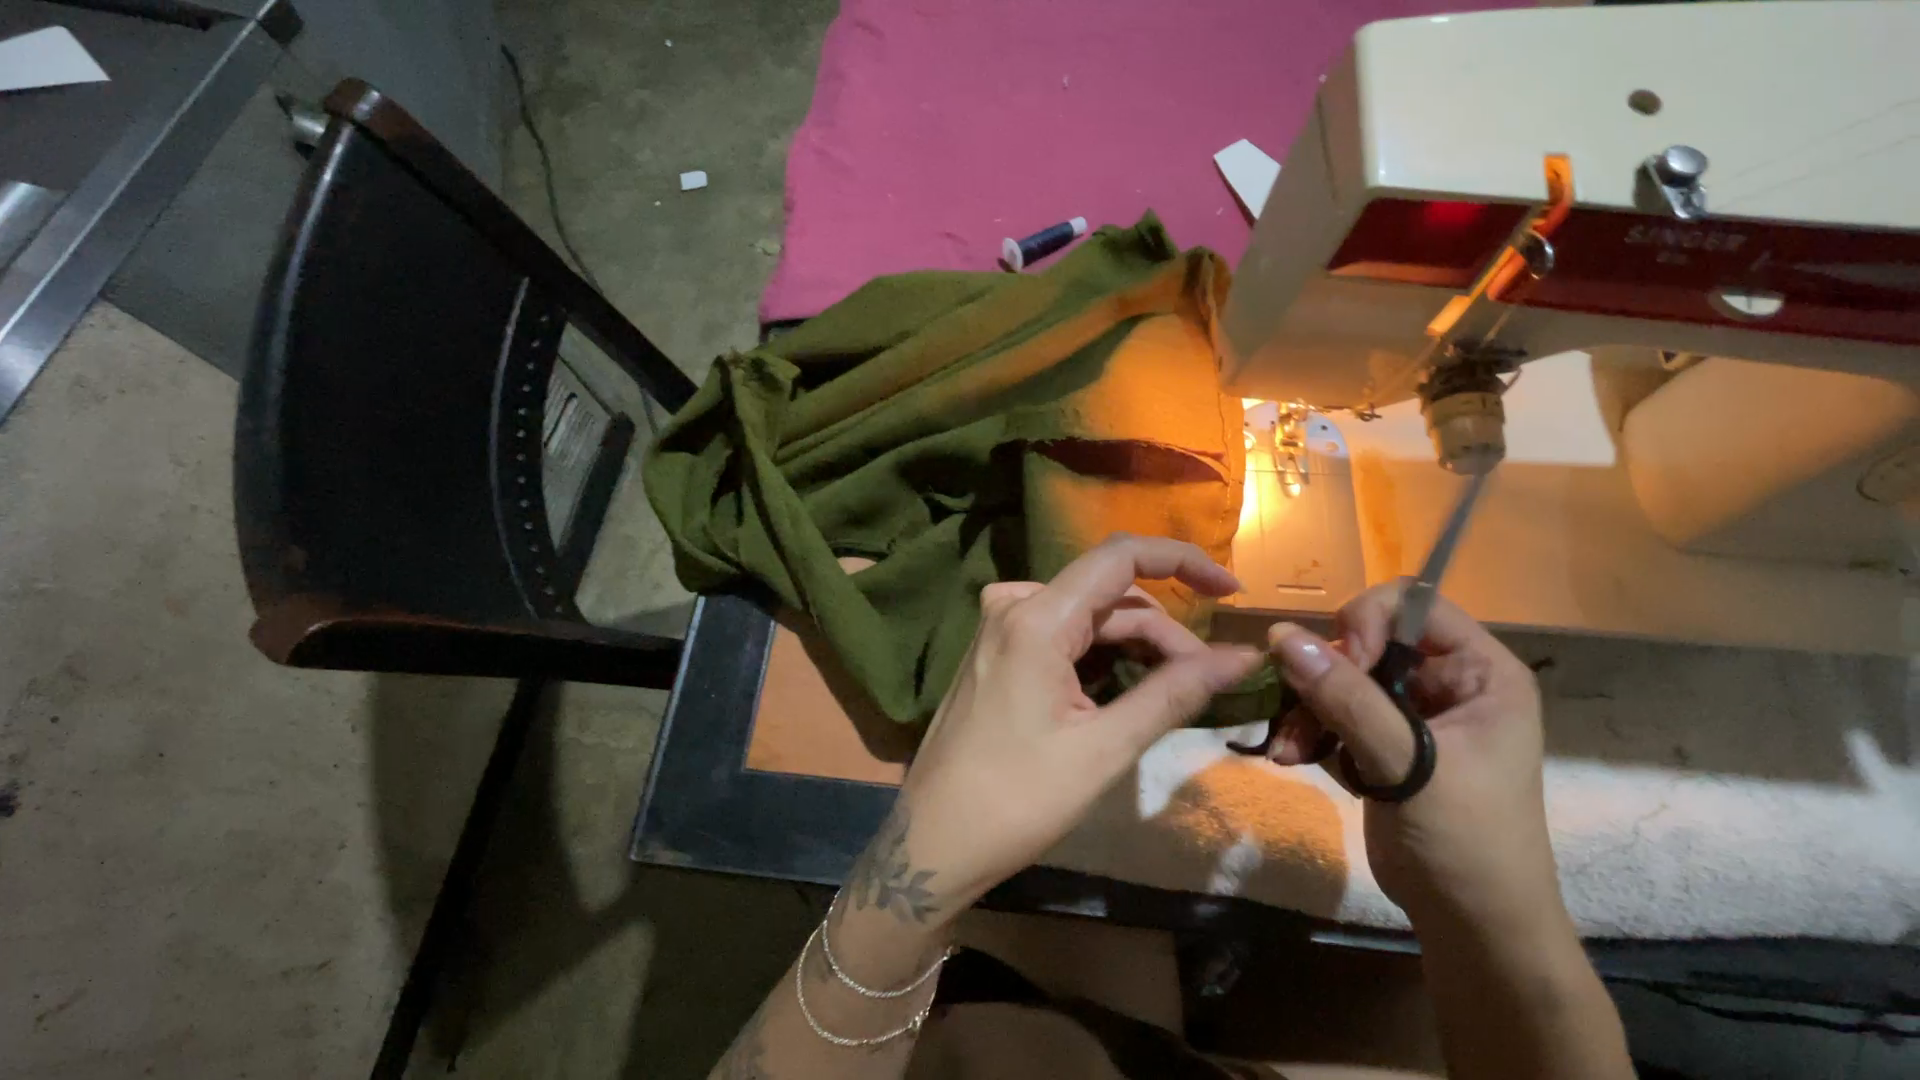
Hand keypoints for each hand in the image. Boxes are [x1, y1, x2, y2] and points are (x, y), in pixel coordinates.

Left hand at [867, 535, 1261, 925]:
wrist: (936, 839)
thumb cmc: (1018, 799)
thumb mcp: (1105, 748)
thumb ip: (1175, 692)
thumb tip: (1244, 655)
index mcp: (1035, 618)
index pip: (1120, 557)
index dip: (1182, 561)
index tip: (1231, 591)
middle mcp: (1013, 606)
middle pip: (1109, 594)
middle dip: (1164, 630)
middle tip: (1206, 681)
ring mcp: (1001, 628)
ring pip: (1089, 616)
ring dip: (1137, 645)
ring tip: (1175, 691)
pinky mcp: (998, 652)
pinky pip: (1064, 634)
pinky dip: (1104, 655)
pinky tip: (1129, 690)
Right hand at [1263, 584, 1560, 929]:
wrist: (1472, 924)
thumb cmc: (1466, 839)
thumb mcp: (1408, 763)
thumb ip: (1346, 696)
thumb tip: (1281, 635)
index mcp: (1481, 672)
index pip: (1413, 606)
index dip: (1368, 624)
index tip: (1343, 668)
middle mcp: (1448, 682)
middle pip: (1367, 643)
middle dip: (1323, 675)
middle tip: (1294, 711)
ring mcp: (1413, 714)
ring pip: (1340, 679)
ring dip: (1305, 709)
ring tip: (1287, 749)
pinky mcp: (1383, 744)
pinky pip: (1332, 713)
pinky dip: (1308, 732)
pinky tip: (1292, 758)